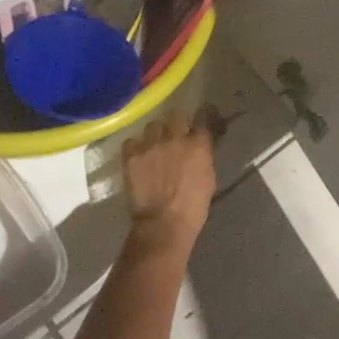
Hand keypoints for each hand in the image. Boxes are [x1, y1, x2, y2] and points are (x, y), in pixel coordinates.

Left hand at [122, 107, 217, 240]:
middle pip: (176, 113)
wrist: (163, 225)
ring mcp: (150, 144)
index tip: (203, 117)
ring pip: (153, 125)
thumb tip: (200, 145)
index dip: (204, 114)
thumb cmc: (193, 207)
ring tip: (154, 146)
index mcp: (198, 144)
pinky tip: (139, 157)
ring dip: (156, 134)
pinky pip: (132, 140)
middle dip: (177, 121)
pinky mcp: (131, 154)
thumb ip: (203, 155)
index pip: (204, 115)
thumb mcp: (208, 178)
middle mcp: (175, 137)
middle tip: (175, 133)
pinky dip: (136, 147)